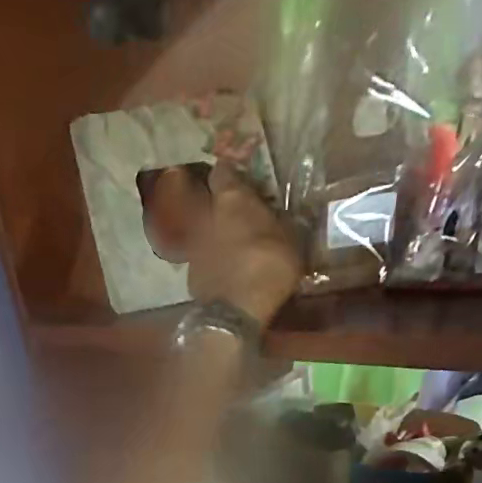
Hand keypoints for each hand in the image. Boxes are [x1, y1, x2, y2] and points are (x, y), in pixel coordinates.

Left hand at [187, 167, 301, 326]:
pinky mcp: (190, 275)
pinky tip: (227, 275)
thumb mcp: (291, 241)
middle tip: (240, 218)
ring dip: (217, 238)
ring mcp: (194, 246)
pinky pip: (204, 262)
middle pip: (211, 204)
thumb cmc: (269, 265)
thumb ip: (283, 224)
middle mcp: (206, 215)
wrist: (237, 311)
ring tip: (235, 251)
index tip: (240, 179)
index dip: (231, 174)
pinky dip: (214, 265)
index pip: (223, 171)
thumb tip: (284, 218)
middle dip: (223, 208)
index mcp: (231, 199)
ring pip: (205, 234)